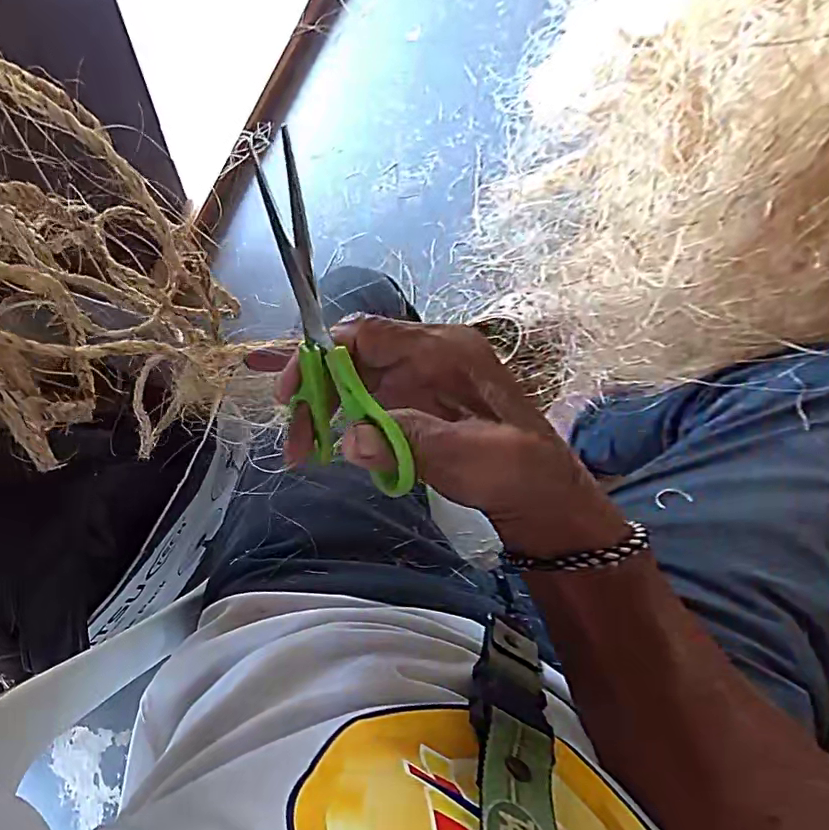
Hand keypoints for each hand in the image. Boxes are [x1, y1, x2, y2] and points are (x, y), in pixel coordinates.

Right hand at [246, 316, 628, 557]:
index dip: (317, 357)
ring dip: (315, 410)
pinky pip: (354, 397)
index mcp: (441, 351)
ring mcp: (411, 378)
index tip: (290, 395)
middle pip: (344, 358)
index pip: (363, 335)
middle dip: (310, 393)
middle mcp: (420, 356)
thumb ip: (412, 442)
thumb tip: (350, 440)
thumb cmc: (516, 472)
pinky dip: (327, 414)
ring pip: (343, 379)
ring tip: (298, 450)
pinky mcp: (404, 402)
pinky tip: (304, 429)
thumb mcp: (475, 456)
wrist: (537, 494)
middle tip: (293, 441)